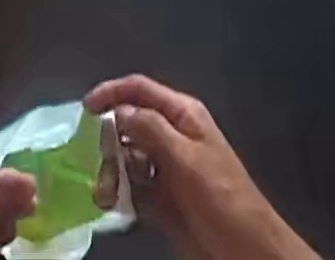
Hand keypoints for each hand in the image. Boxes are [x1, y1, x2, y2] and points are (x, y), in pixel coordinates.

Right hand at [86, 76, 319, 259]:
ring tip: (105, 191)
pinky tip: (112, 204)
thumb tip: (118, 110)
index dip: (111, 92)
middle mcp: (172, 135)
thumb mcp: (186, 159)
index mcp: (182, 115)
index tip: (86, 108)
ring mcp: (166, 167)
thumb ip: (151, 129)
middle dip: (108, 138)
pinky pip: (133, 186)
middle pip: (129, 122)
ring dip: (112, 170)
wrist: (248, 252)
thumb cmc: (222, 197)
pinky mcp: (163, 197)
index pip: (139, 89)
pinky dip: (120, 193)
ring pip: (127, 156)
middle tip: (97, 159)